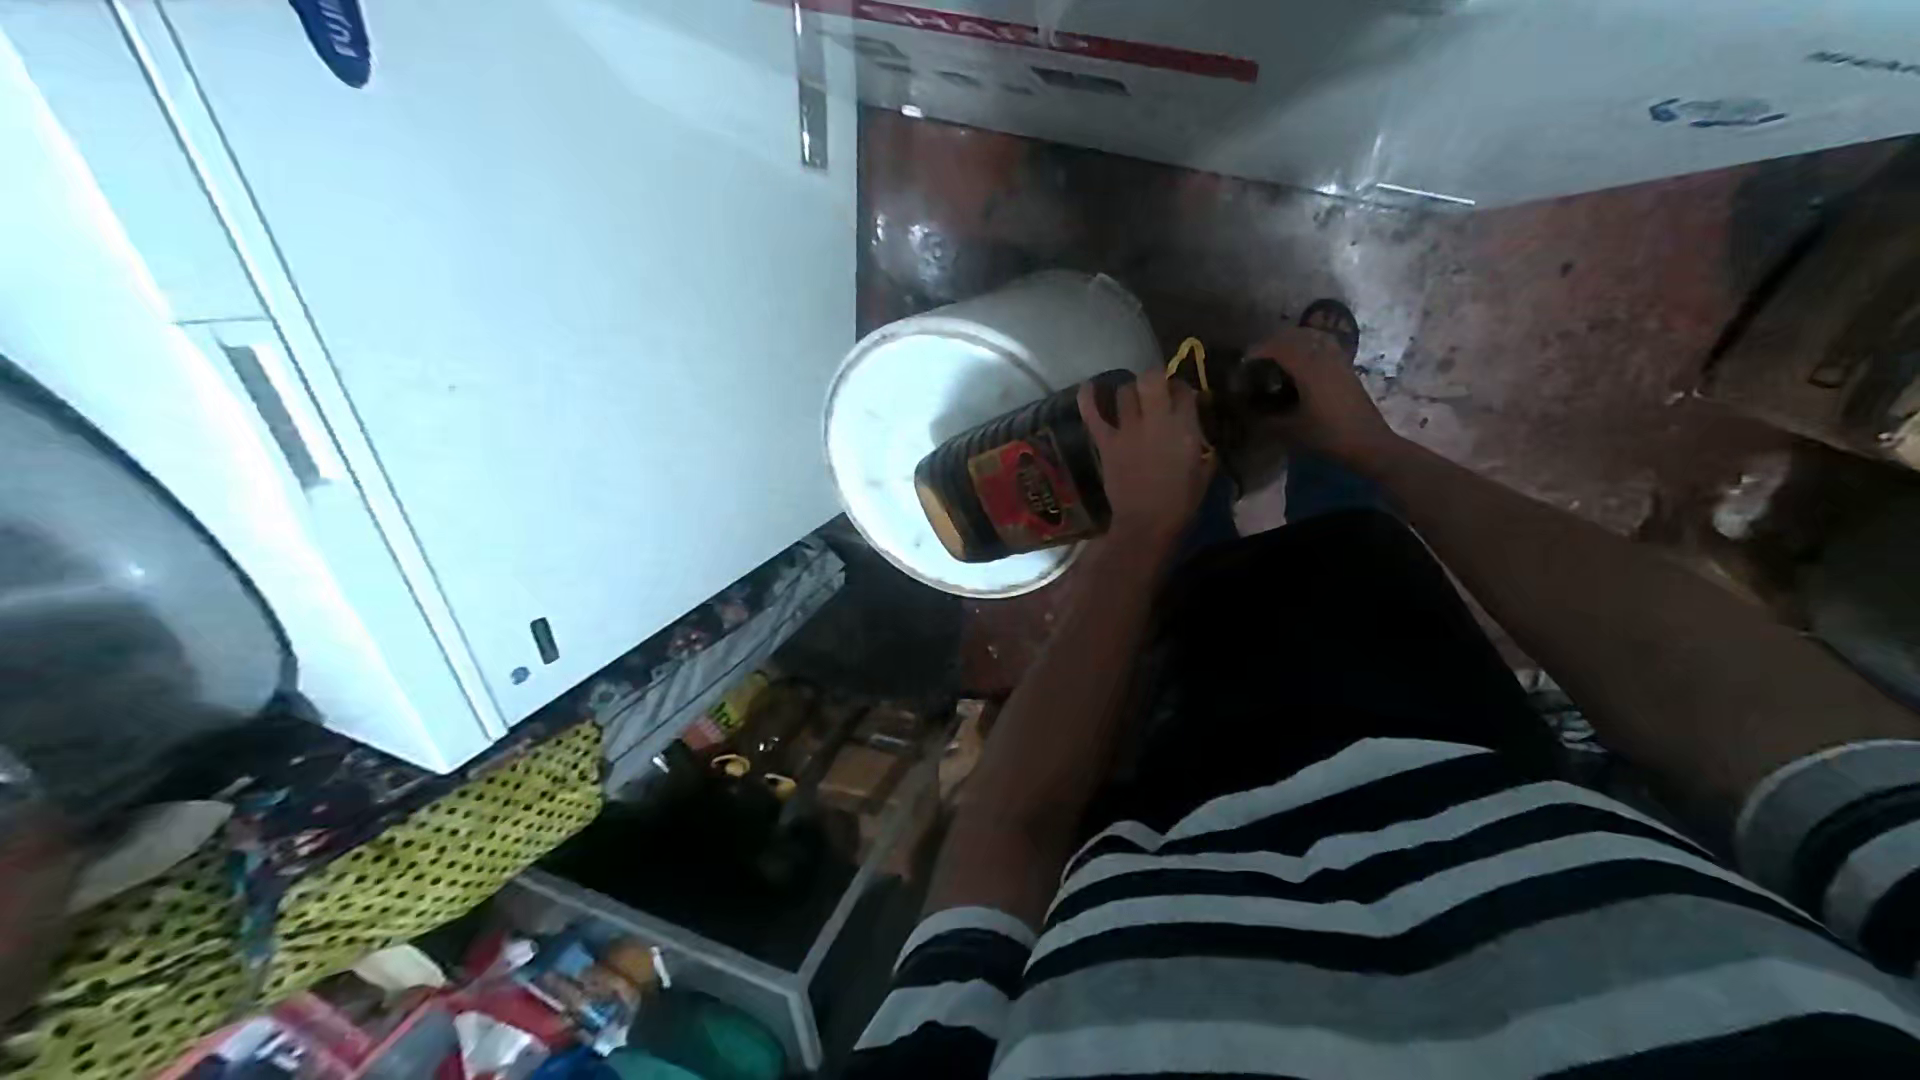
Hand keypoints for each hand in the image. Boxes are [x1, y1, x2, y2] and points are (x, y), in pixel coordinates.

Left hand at [1077, 371, 1213, 553]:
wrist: (1146, 523)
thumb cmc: (1181, 501)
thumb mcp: (1204, 470)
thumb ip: (1201, 443)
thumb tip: (1195, 428)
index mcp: (1184, 427)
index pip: (1184, 390)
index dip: (1181, 390)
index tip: (1180, 399)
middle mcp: (1155, 420)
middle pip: (1151, 378)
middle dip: (1155, 379)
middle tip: (1156, 393)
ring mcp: (1127, 430)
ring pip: (1124, 391)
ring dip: (1129, 392)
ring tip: (1132, 401)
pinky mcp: (1106, 442)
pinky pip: (1092, 414)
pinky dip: (1088, 398)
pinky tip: (1089, 388)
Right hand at [1247, 326, 1400, 471]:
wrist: (1368, 443)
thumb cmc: (1327, 436)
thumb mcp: (1289, 430)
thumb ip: (1263, 417)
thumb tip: (1243, 408)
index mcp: (1309, 369)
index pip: (1279, 346)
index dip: (1258, 350)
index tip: (1243, 362)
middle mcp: (1324, 357)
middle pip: (1295, 336)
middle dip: (1272, 342)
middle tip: (1255, 359)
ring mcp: (1338, 360)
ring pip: (1312, 336)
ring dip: (1290, 340)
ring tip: (1275, 355)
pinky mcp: (1346, 367)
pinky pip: (1324, 344)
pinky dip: (1307, 344)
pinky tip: (1300, 360)